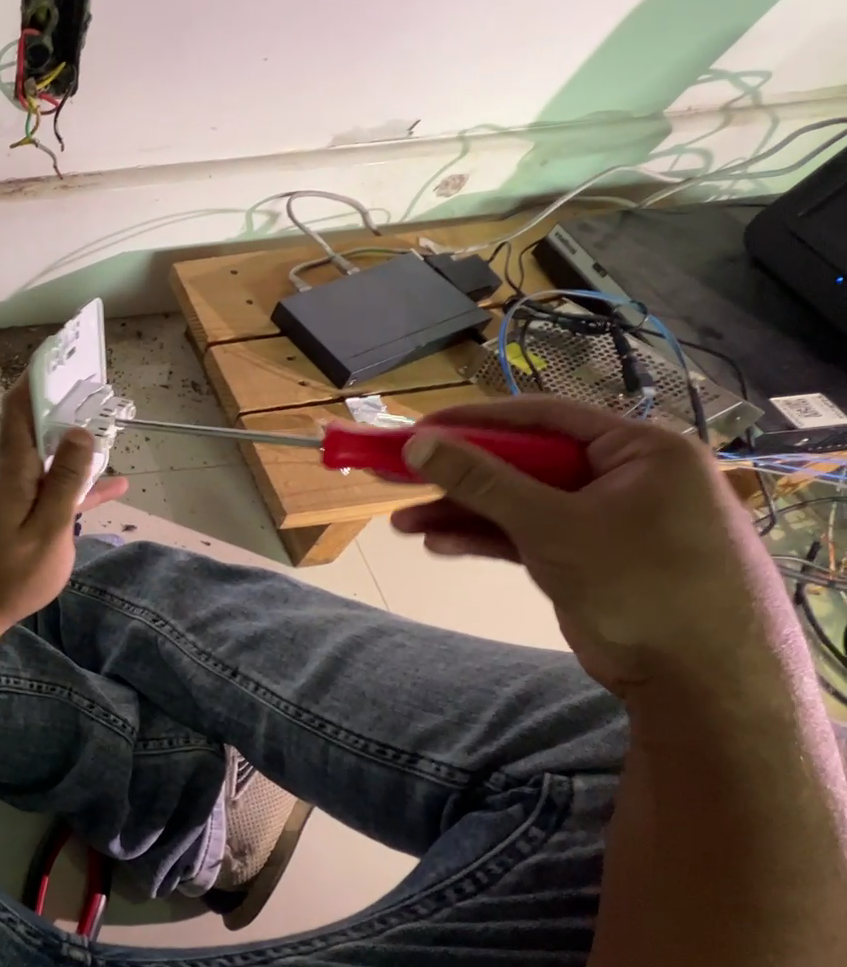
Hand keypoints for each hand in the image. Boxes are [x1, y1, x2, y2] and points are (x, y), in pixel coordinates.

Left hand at [0, 380, 128, 642]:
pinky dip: (79, 482)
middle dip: (65, 401)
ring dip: (76, 438)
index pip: (20, 406)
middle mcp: (11, 472)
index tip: (63, 352)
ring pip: (49, 454)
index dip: (39, 376)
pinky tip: (115, 485)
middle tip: (100, 384)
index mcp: (13, 469)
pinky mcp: (22, 514)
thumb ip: (65, 482)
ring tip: (113, 422)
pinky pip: (54, 488)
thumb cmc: (8, 576)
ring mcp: (16, 493)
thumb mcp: (47, 532)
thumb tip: (79, 431)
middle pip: (35, 424)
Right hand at [391, 397, 789, 696]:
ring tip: (401, 523)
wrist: (706, 687)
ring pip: (519, 503)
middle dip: (458, 478)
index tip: (417, 429)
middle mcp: (628, 478)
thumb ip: (480, 480)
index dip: (475, 421)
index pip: (543, 417)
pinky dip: (485, 538)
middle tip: (398, 477)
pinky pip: (529, 535)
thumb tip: (416, 444)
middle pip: (524, 463)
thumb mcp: (549, 524)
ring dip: (461, 513)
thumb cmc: (640, 584)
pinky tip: (438, 545)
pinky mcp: (592, 559)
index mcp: (641, 452)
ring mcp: (610, 521)